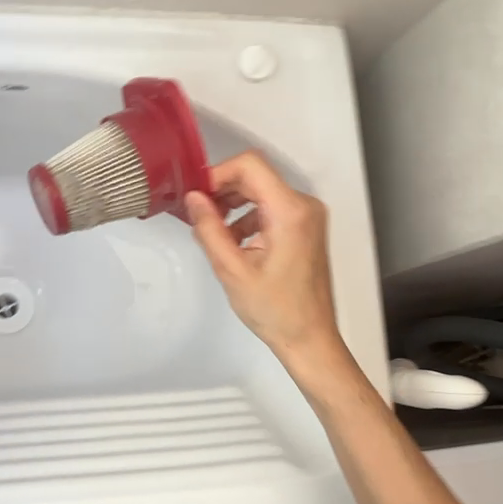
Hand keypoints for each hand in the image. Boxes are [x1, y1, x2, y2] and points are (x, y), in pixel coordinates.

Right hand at [184, 151, 342, 362]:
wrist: (309, 338)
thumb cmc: (275, 310)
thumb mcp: (232, 270)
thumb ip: (209, 229)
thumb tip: (193, 198)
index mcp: (290, 211)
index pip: (250, 166)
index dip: (218, 174)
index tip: (197, 196)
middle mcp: (304, 205)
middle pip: (256, 176)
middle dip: (223, 190)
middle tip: (198, 214)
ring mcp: (307, 216)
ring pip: (261, 191)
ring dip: (233, 205)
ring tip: (213, 233)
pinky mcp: (305, 227)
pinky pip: (271, 207)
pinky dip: (248, 217)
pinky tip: (233, 243)